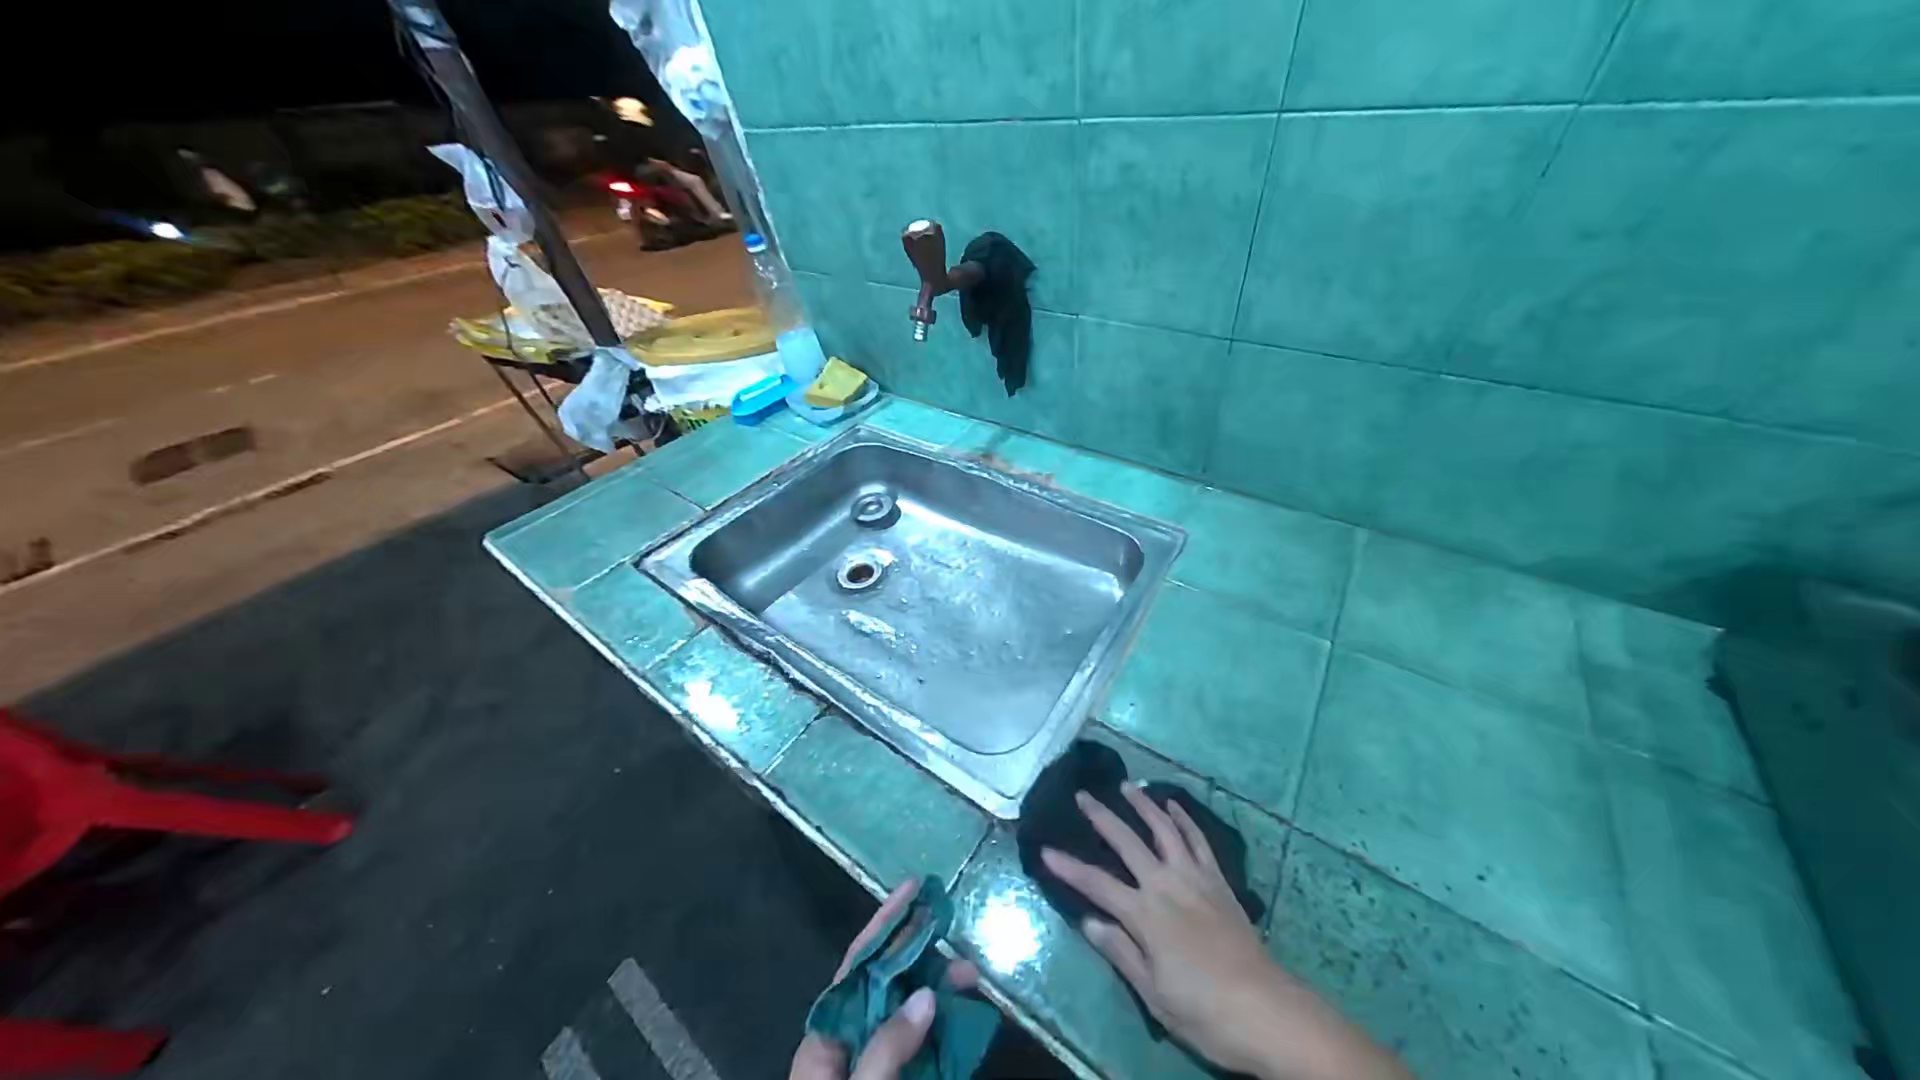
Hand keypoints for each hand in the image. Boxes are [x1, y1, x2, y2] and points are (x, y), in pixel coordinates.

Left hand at [789, 878, 980, 1079]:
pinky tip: (963, 1014)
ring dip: (938, 990)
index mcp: (827, 1033)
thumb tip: (927, 994)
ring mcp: (869, 1059)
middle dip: (924, 956)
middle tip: (958, 941)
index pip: (859, 961)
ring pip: (907, 1010)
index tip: (913, 886)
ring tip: (971, 978)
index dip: (886, 921)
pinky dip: (940, 1027)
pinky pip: (917, 1044)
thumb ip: (888, 1044)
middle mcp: (848, 1037)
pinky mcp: (892, 1076)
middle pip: (888, 981)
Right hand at [1042, 784, 1408, 1079]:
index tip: (1044, 850)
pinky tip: (1173, 806)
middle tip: (1082, 795)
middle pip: (1127, 842)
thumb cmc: (1204, 1011)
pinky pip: (1199, 841)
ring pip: (1164, 830)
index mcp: (1145, 914)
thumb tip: (1088, 919)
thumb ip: (1120, 950)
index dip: (1068, 867)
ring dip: (1143, 806)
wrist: (1268, 1011)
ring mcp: (1195, 878)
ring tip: (1126, 786)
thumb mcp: (1153, 993)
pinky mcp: (1219, 882)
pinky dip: (1184, 820)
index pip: (1096, 884)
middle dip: (1101, 817)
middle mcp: (1166, 885)